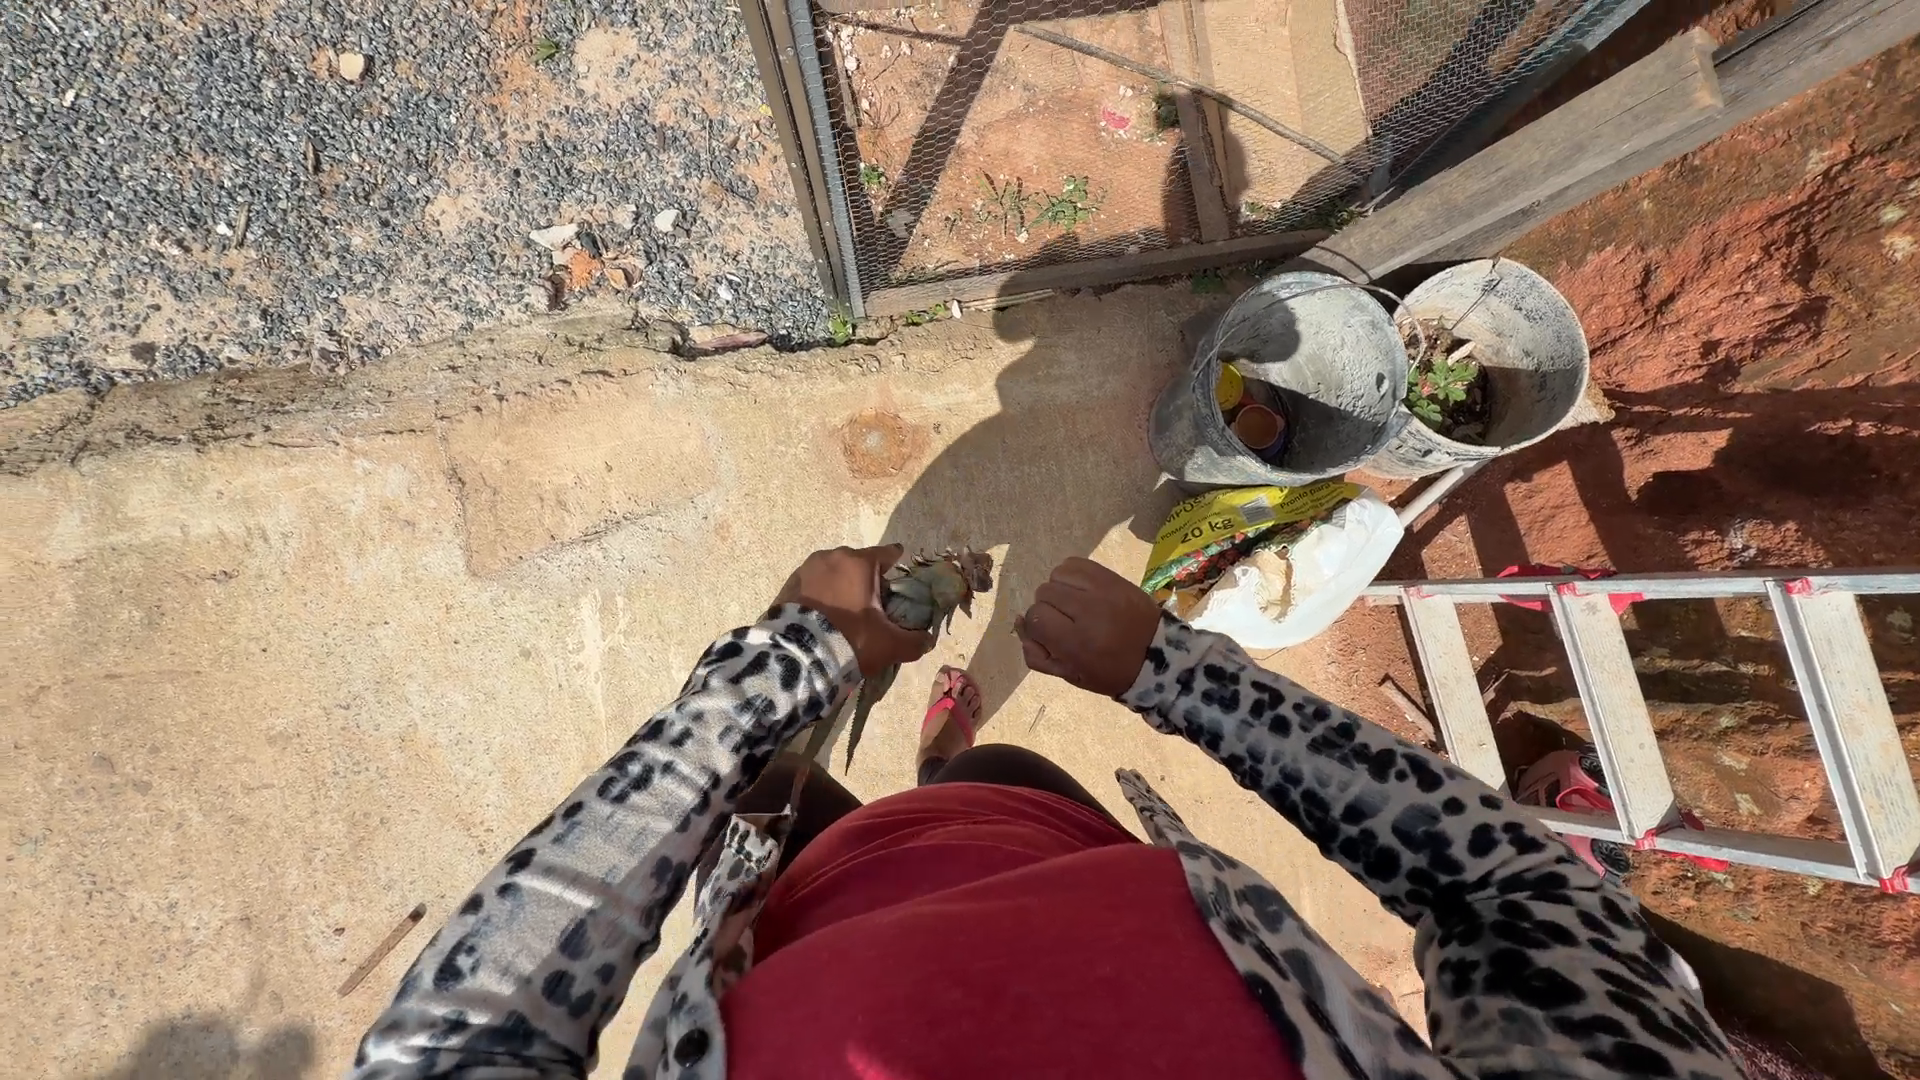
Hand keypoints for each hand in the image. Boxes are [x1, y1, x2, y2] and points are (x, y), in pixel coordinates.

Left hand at [774, 545, 932, 676]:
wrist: (797, 657)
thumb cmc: (849, 640)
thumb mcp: (888, 644)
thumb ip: (913, 641)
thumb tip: (927, 641)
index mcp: (859, 562)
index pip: (887, 553)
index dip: (897, 565)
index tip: (901, 577)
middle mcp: (832, 557)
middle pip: (859, 563)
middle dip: (867, 579)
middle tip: (873, 604)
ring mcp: (806, 569)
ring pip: (834, 572)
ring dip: (842, 586)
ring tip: (845, 611)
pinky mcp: (788, 585)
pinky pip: (813, 585)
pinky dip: (821, 595)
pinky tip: (824, 616)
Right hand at [1015, 557, 1160, 696]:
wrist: (1157, 656)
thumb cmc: (1110, 672)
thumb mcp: (1070, 675)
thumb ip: (1037, 654)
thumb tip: (1018, 621)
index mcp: (1078, 643)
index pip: (1035, 617)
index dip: (1035, 626)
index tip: (1048, 634)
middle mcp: (1089, 611)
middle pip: (1043, 594)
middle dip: (1046, 609)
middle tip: (1063, 622)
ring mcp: (1102, 590)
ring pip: (1056, 576)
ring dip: (1058, 591)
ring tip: (1072, 605)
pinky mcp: (1112, 576)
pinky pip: (1074, 563)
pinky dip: (1069, 575)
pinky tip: (1078, 590)